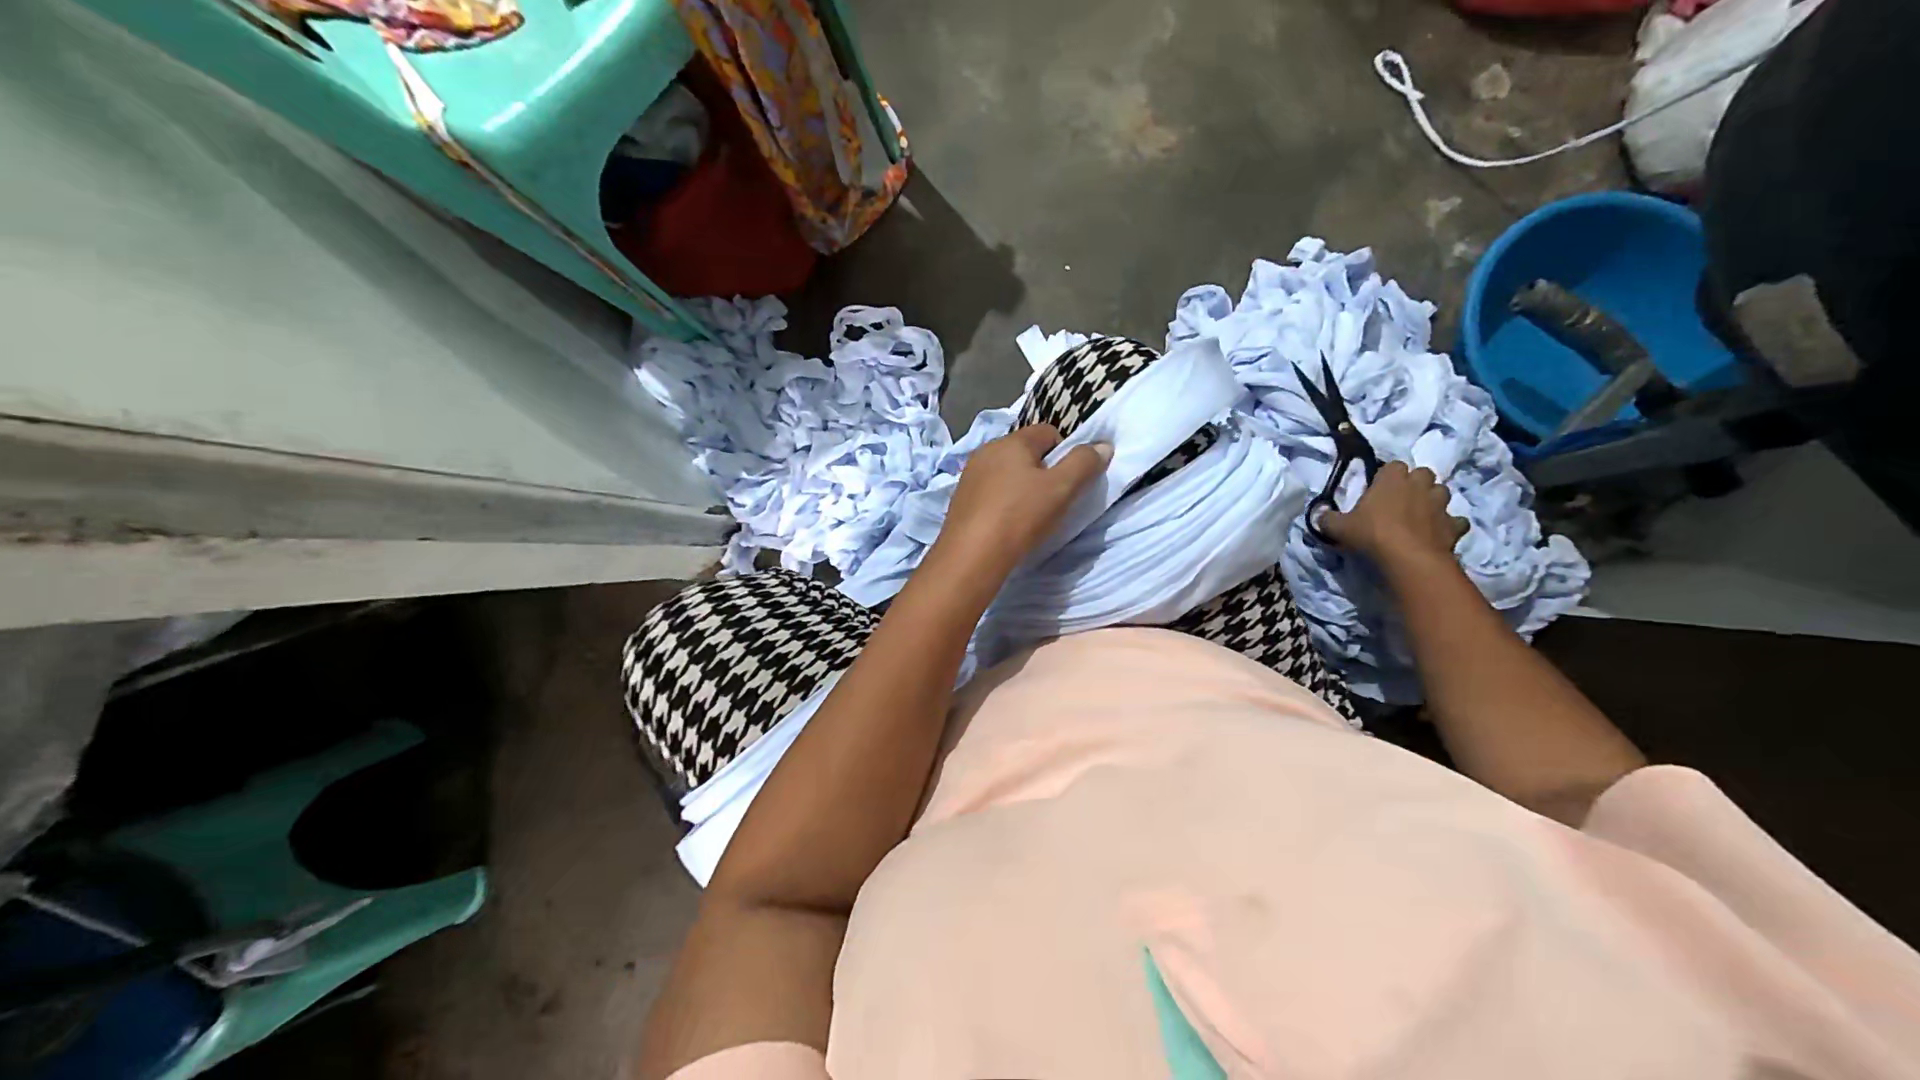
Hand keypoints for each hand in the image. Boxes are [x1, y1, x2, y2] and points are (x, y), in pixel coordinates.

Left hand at [927, 424, 1109, 585]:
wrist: (971, 556)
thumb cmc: (1020, 516)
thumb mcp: (1062, 488)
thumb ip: (1084, 463)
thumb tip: (1102, 445)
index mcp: (1011, 441)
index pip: (1048, 432)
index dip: (1065, 452)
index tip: (1069, 481)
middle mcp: (986, 451)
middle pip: (1025, 452)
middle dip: (1043, 470)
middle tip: (1053, 500)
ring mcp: (970, 476)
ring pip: (1006, 473)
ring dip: (1021, 487)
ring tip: (1030, 515)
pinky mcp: (961, 500)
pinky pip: (991, 492)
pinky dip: (1003, 502)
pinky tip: (1007, 524)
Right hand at [1321, 461, 1467, 565]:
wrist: (1410, 560)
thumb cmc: (1372, 536)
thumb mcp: (1338, 528)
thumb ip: (1327, 519)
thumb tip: (1320, 515)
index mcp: (1392, 480)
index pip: (1394, 465)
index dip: (1387, 475)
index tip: (1378, 488)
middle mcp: (1420, 486)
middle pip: (1423, 474)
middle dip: (1415, 483)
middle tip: (1401, 498)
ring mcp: (1440, 505)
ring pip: (1442, 492)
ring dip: (1433, 500)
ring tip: (1421, 513)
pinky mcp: (1454, 526)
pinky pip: (1456, 521)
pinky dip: (1449, 525)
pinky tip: (1438, 533)